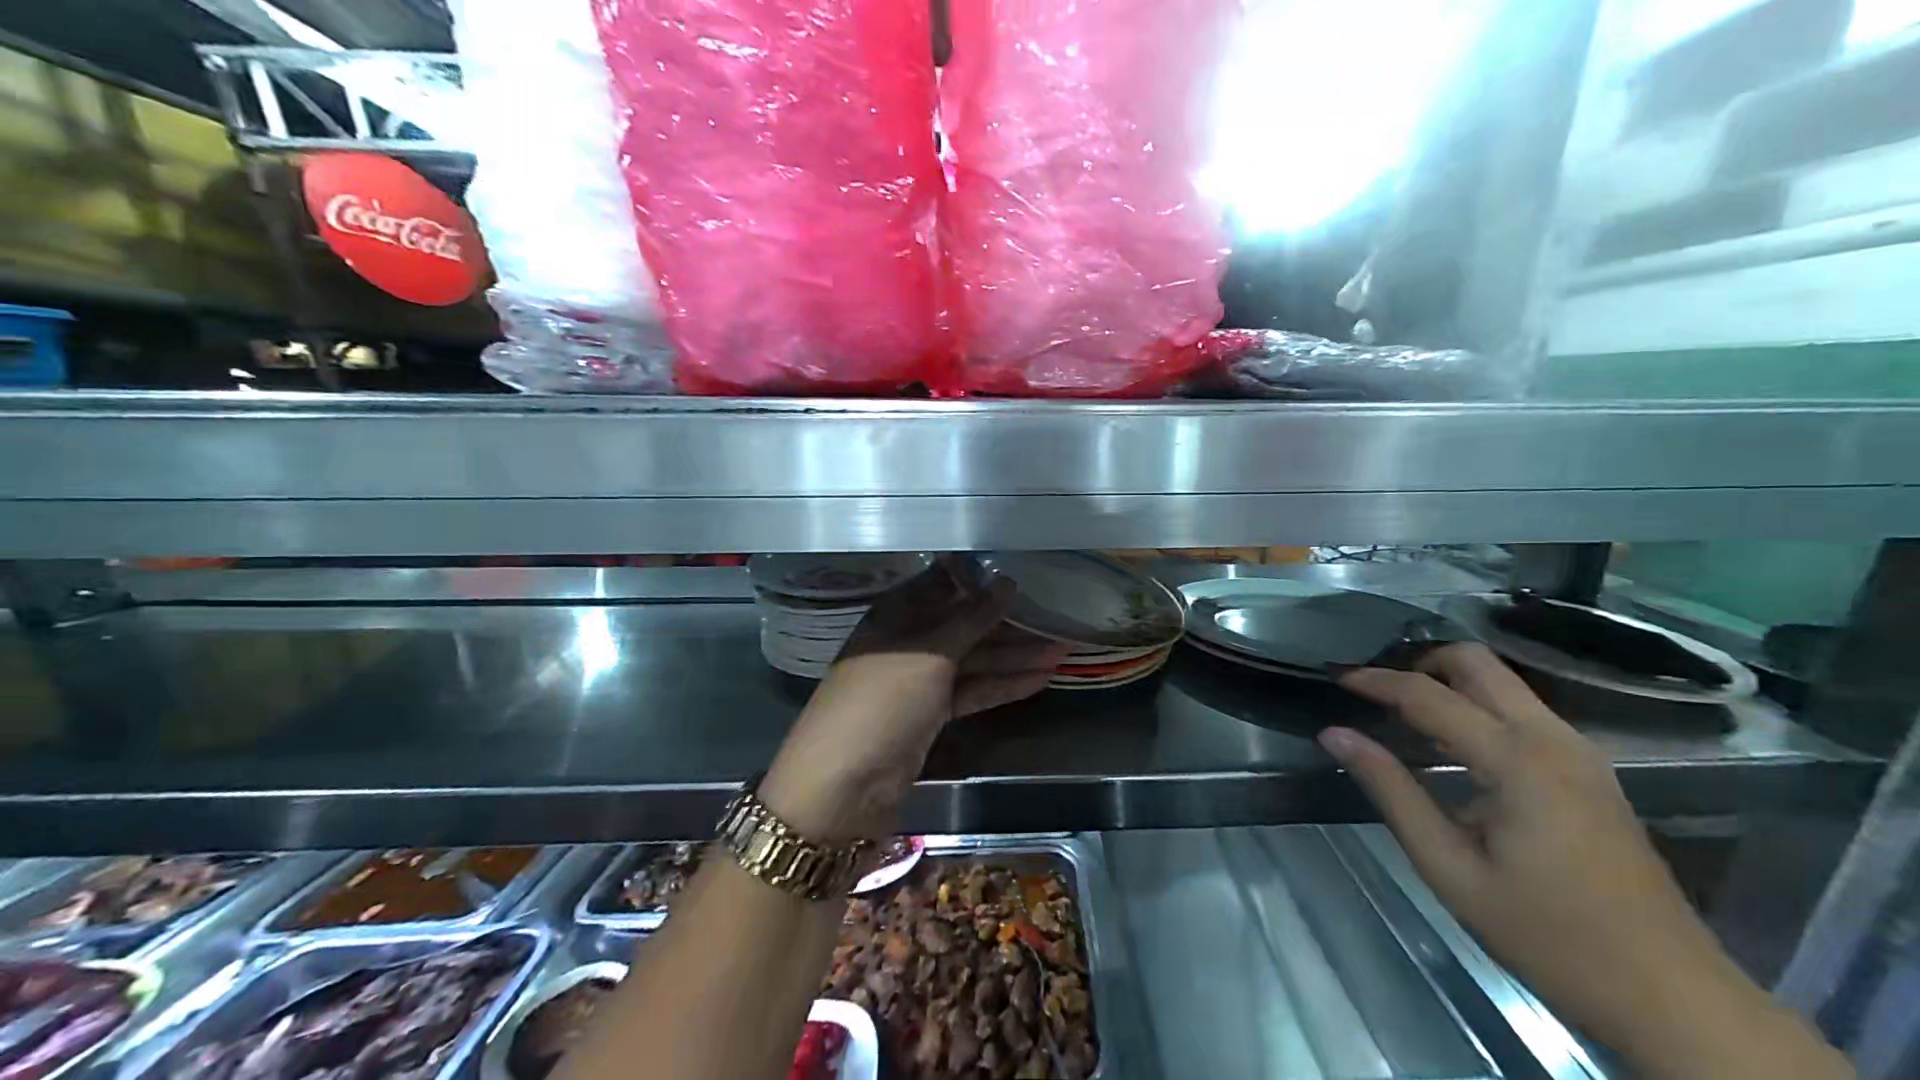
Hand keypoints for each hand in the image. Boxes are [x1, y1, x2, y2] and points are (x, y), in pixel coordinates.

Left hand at [760, 557, 1066, 840]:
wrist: (842, 785)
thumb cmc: (881, 701)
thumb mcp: (928, 653)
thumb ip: (971, 618)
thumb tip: (1007, 582)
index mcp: (896, 614)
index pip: (943, 583)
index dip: (980, 577)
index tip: (1023, 568)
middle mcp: (908, 642)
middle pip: (964, 624)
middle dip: (1008, 621)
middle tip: (1056, 613)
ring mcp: (919, 681)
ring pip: (973, 660)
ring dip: (1015, 656)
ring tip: (1064, 649)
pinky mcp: (931, 715)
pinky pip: (972, 691)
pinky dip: (1003, 685)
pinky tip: (1041, 678)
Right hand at [1323, 644, 1849, 1079]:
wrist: (1669, 994)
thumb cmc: (1546, 934)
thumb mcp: (1448, 866)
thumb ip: (1390, 790)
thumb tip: (1335, 735)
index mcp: (1517, 760)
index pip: (1430, 695)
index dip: (1377, 681)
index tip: (1337, 679)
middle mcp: (1554, 739)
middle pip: (1479, 663)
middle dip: (1420, 663)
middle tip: (1375, 691)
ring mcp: (1581, 753)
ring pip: (1505, 683)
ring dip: (1450, 683)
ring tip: (1401, 712)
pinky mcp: (1591, 771)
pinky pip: (1523, 711)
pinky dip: (1478, 707)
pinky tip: (1452, 744)